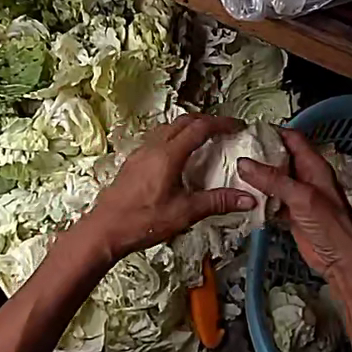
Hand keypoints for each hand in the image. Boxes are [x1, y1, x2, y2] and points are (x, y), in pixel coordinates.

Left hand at [74, 114, 255, 262]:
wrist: (105, 230)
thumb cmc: (141, 221)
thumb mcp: (185, 212)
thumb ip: (217, 202)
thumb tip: (246, 199)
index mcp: (168, 155)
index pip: (200, 128)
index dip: (222, 123)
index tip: (237, 126)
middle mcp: (153, 148)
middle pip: (184, 121)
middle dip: (207, 121)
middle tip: (224, 129)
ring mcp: (140, 153)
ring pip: (168, 127)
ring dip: (188, 127)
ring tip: (203, 138)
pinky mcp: (133, 163)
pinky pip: (157, 139)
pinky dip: (174, 137)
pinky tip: (178, 156)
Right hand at [237, 128, 351, 292]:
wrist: (342, 261)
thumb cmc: (331, 226)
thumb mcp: (301, 197)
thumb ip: (273, 180)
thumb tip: (244, 163)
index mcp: (314, 166)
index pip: (292, 139)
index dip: (273, 132)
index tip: (248, 131)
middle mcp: (306, 177)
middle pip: (280, 158)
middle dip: (259, 154)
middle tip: (235, 151)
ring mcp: (298, 196)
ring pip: (273, 180)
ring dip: (256, 177)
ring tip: (232, 171)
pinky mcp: (291, 213)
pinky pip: (271, 200)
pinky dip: (258, 198)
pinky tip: (243, 197)